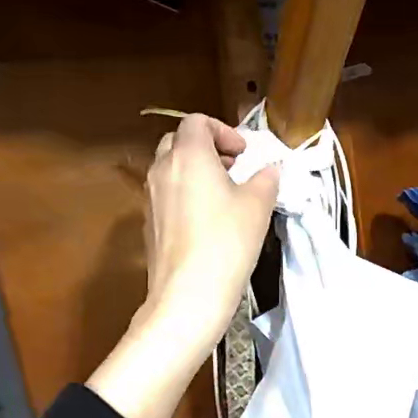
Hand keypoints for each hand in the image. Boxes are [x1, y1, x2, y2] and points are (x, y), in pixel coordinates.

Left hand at [89, 113, 278, 417]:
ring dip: (195, 170)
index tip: (244, 153)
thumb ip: (266, 179)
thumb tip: (269, 170)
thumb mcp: (258, 205)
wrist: (188, 295)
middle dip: (207, 147)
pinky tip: (207, 221)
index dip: (224, 131)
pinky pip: (166, 195)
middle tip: (233, 167)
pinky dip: (185, 194)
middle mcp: (162, 170)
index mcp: (188, 155)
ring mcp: (150, 198)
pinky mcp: (148, 224)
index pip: (197, 122)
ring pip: (169, 168)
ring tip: (223, 193)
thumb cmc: (227, 241)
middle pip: (178, 141)